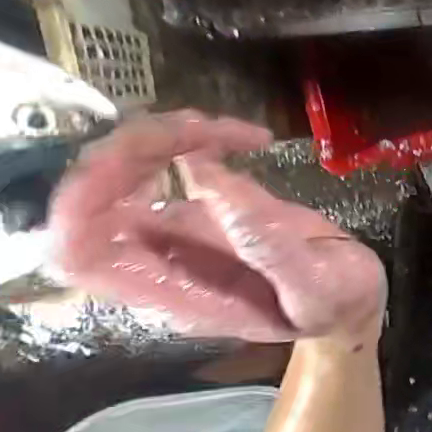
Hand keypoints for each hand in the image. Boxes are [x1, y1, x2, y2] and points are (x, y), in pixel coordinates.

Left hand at [49, 111, 384, 341]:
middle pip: (94, 200)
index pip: (82, 254)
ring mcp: (172, 235)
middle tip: (204, 129)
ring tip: (230, 131)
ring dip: (163, 136)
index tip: (128, 159)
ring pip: (123, 173)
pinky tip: (236, 135)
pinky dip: (188, 136)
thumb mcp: (316, 285)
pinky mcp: (195, 210)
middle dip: (132, 150)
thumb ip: (266, 243)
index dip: (81, 203)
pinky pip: (161, 164)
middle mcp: (158, 263)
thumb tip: (203, 175)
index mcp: (178, 295)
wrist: (350, 297)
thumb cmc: (337, 302)